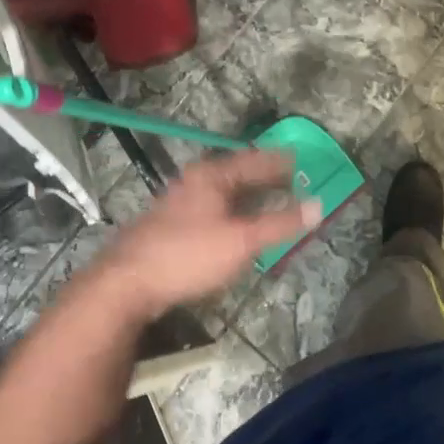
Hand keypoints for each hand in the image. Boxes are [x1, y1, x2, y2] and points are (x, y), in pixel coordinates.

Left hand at [98, 151, 317, 320]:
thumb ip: (280, 224)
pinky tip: (233, 229)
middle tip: (288, 180)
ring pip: (220, 193)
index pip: (254, 159)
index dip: (279, 161)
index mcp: (212, 176)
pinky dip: (229, 213)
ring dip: (245, 197)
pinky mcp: (167, 227)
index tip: (299, 158)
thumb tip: (318, 205)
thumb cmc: (187, 256)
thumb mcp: (242, 242)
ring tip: (266, 203)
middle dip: (263, 178)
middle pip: (236, 174)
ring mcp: (176, 204)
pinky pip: (209, 210)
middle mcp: (193, 182)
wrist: (124, 285)